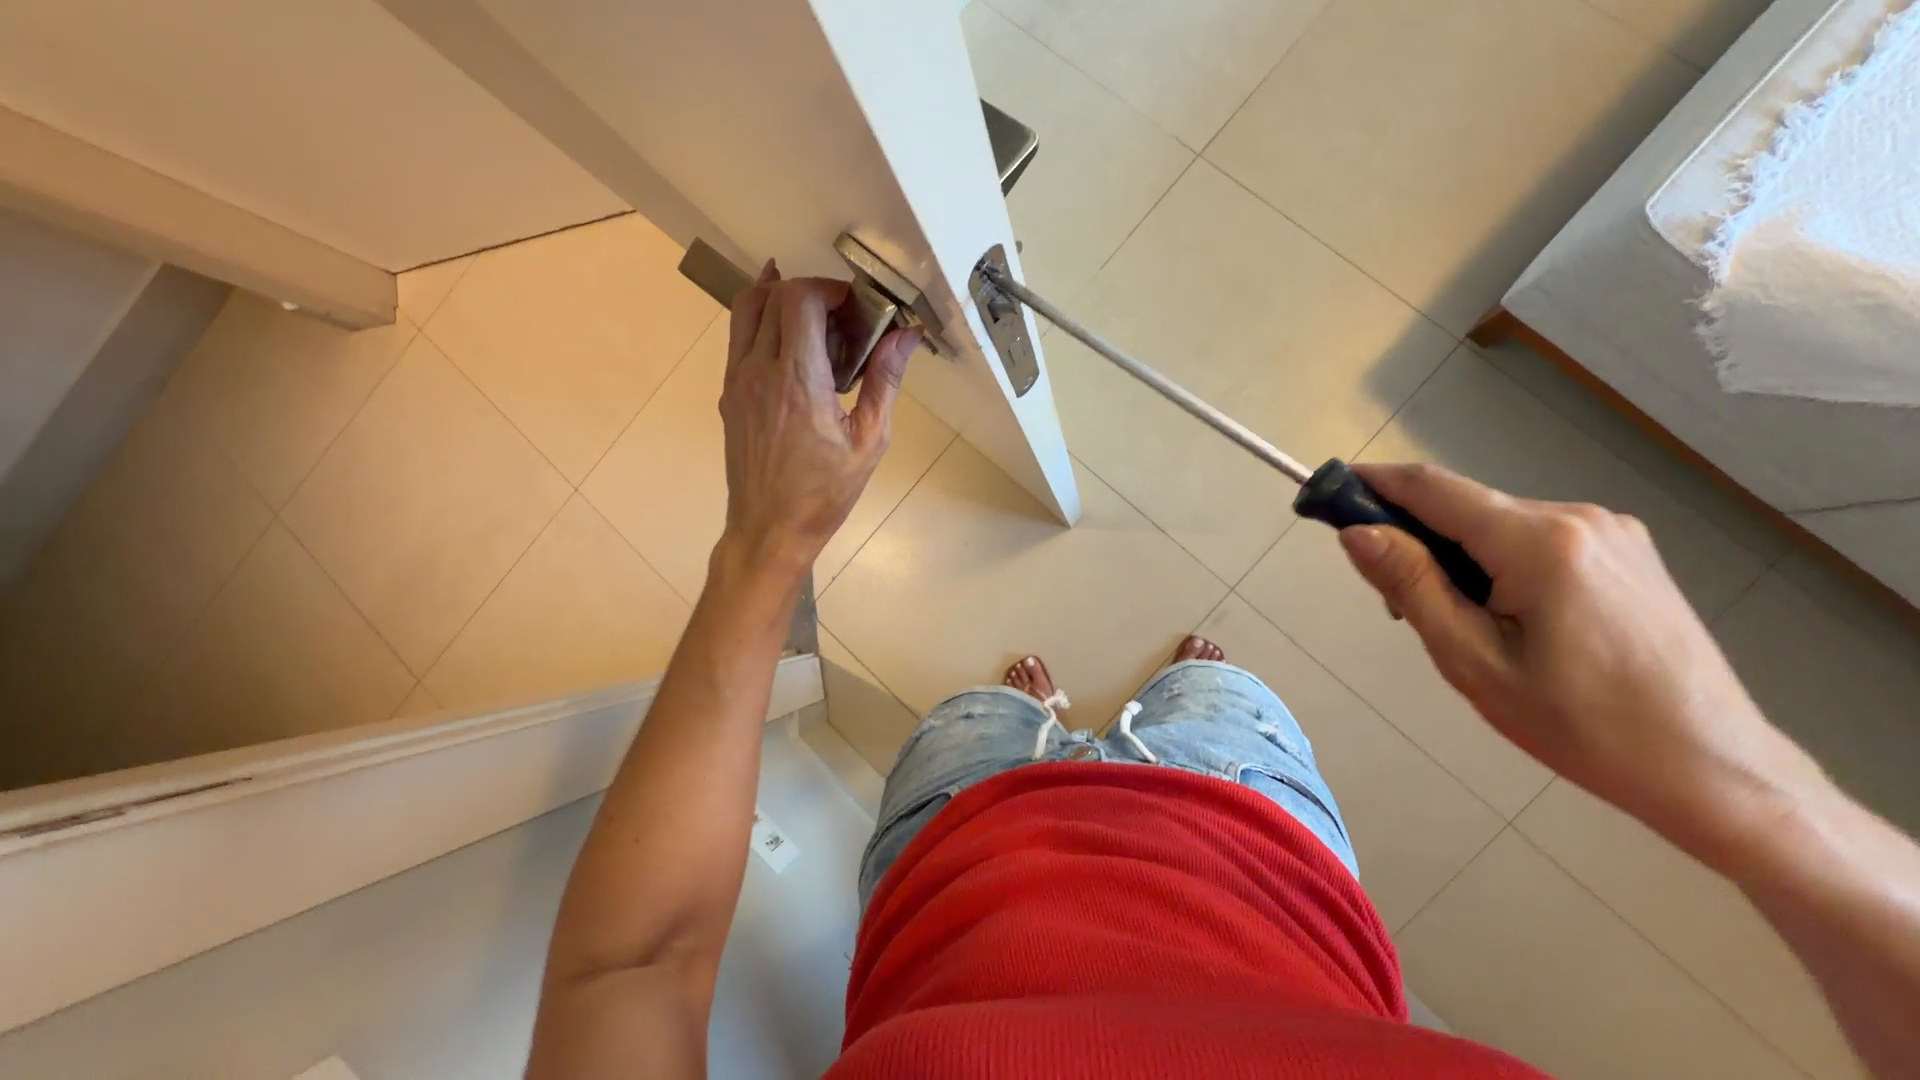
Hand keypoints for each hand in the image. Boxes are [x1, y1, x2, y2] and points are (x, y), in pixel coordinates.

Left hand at [715, 262, 921, 581]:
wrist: (769, 528)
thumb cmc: (824, 493)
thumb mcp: (869, 441)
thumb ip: (885, 382)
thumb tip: (907, 336)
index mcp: (797, 379)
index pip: (800, 299)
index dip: (830, 290)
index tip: (856, 309)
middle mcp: (758, 369)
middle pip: (772, 294)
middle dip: (811, 291)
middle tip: (841, 318)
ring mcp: (736, 380)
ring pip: (746, 308)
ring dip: (780, 298)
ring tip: (815, 318)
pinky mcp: (728, 393)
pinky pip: (739, 337)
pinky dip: (763, 322)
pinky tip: (791, 339)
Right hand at [1336, 463, 1814, 850]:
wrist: (1713, 768)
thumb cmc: (1581, 726)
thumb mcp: (1474, 663)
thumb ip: (1412, 586)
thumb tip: (1356, 533)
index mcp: (1538, 542)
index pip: (1431, 488)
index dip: (1370, 484)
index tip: (1323, 496)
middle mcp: (1577, 517)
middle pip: (1465, 507)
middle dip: (1414, 537)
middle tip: (1393, 602)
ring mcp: (1612, 532)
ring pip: (1499, 526)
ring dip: (1457, 556)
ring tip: (1459, 627)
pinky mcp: (1628, 553)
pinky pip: (1536, 540)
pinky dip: (1498, 563)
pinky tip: (1508, 619)